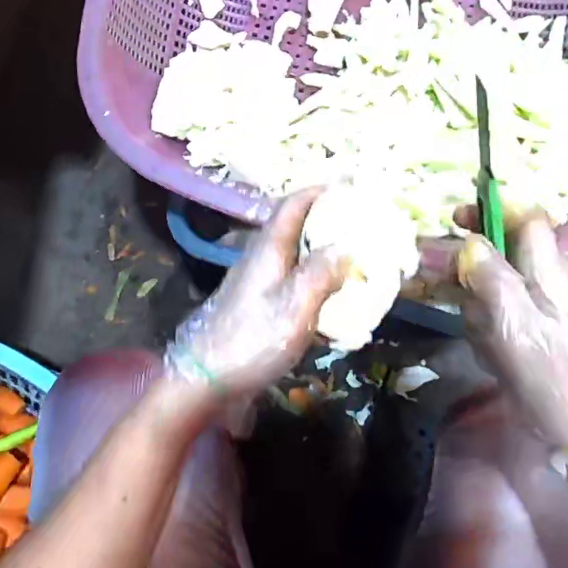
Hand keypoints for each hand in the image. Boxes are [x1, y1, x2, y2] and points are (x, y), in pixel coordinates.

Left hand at [166, 188, 347, 401]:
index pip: (293, 205)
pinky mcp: (257, 308)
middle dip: (327, 223)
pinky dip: (315, 288)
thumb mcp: (293, 307)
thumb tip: (344, 246)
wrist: (206, 381)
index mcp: (268, 250)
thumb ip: (320, 274)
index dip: (319, 191)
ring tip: (355, 265)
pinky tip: (333, 309)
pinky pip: (292, 286)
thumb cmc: (251, 340)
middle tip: (361, 228)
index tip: (349, 186)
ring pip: (295, 259)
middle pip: (295, 229)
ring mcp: (257, 284)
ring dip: (323, 257)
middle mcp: (261, 260)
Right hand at [457, 212, 567, 462]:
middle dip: (468, 255)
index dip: (492, 211)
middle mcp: (544, 278)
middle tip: (438, 268)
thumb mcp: (512, 316)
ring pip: (492, 277)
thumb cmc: (545, 366)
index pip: (525, 218)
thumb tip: (468, 242)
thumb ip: (490, 274)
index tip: (455, 220)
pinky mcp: (525, 328)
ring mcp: (535, 304)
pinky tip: (477, 336)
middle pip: (502, 246)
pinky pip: (492, 307)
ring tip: (458, 310)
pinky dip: (477, 314)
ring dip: (469, 289)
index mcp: (547, 267)